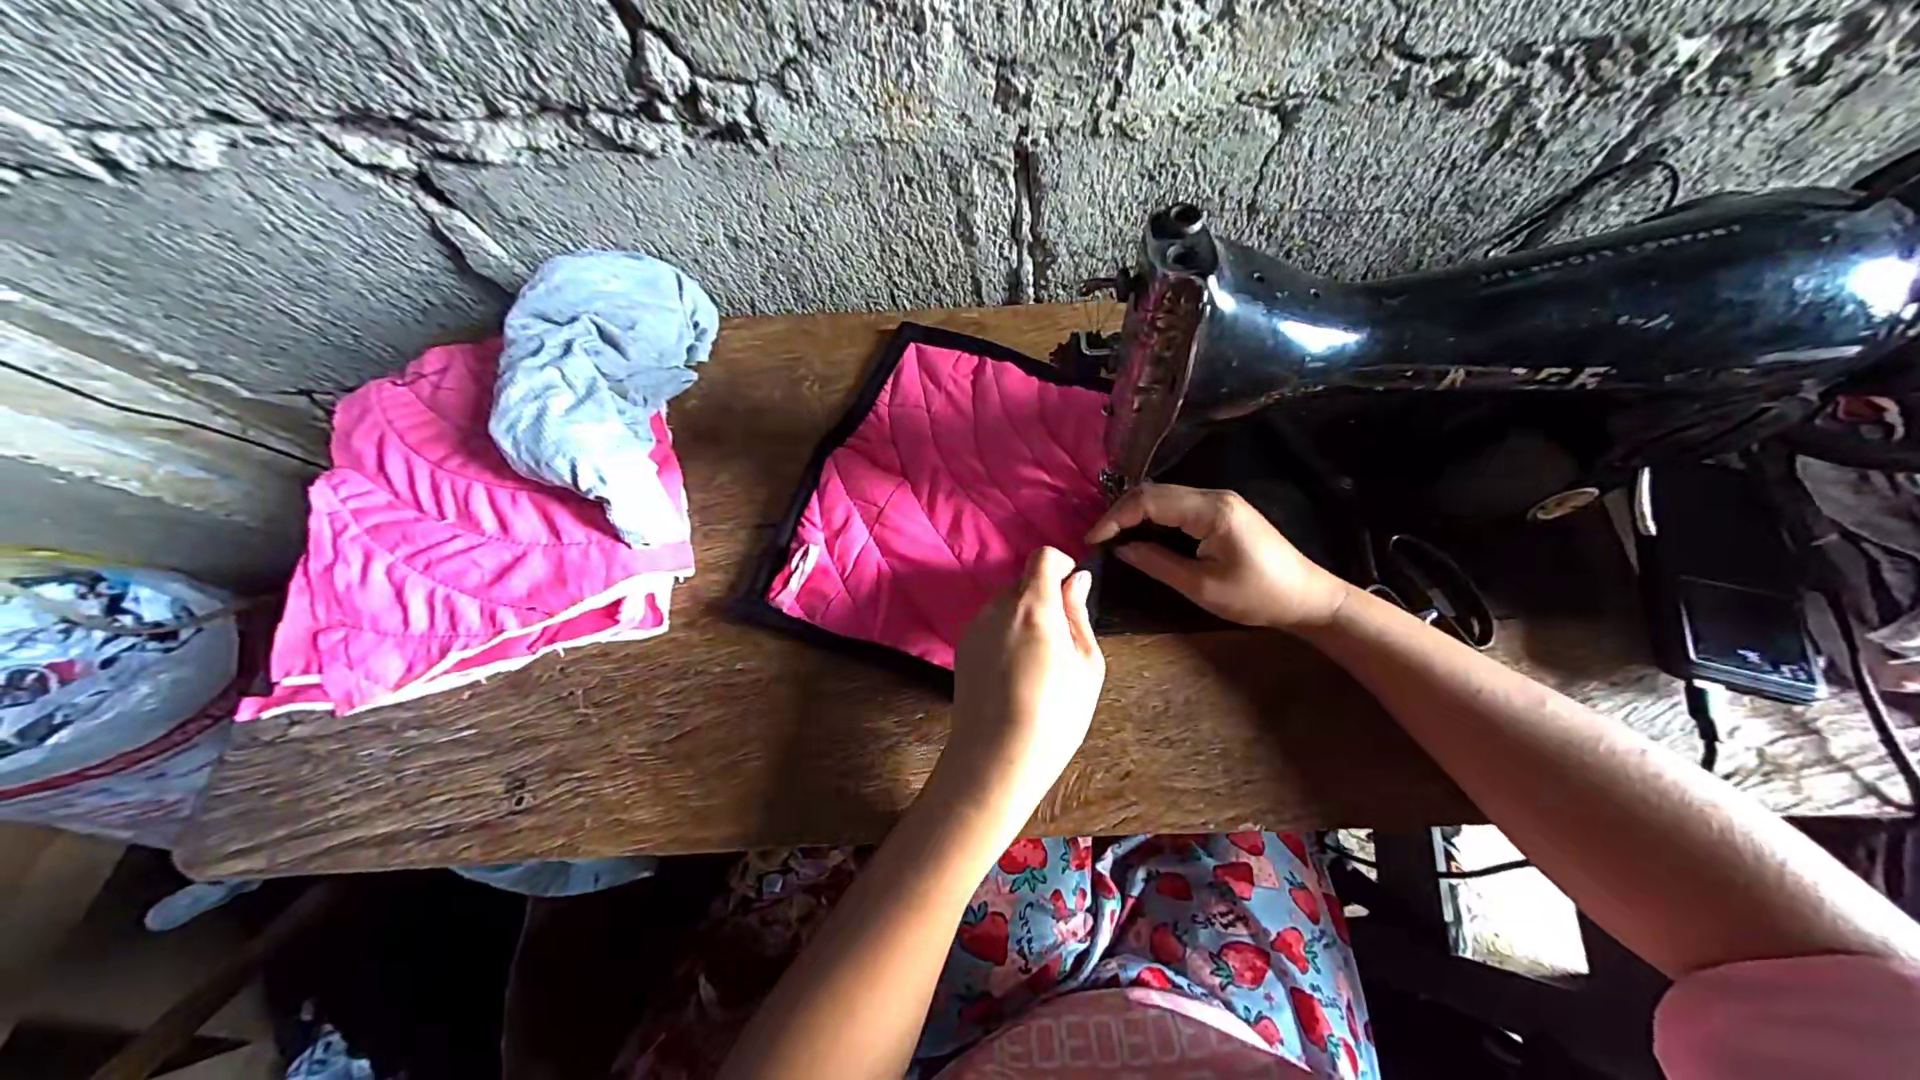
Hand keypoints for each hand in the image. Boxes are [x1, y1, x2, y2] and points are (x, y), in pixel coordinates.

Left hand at [941, 547, 1104, 811]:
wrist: (997, 755)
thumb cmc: (1056, 714)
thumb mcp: (1087, 664)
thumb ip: (1078, 613)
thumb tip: (1077, 580)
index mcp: (1034, 604)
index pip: (1043, 556)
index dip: (1062, 564)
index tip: (1073, 587)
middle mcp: (998, 606)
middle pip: (1024, 581)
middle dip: (1045, 597)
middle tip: (1062, 638)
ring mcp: (976, 625)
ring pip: (1006, 604)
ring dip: (1024, 616)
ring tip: (1039, 661)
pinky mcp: (963, 646)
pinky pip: (991, 625)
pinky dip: (1006, 633)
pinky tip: (1015, 672)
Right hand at [1085, 483, 1350, 629]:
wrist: (1307, 597)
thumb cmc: (1256, 596)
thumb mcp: (1201, 587)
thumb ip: (1157, 563)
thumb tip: (1121, 549)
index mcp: (1211, 510)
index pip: (1149, 501)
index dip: (1114, 518)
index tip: (1092, 540)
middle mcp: (1214, 496)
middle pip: (1154, 492)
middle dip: (1120, 512)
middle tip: (1098, 539)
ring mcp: (1219, 500)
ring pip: (1164, 495)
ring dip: (1135, 513)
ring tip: (1112, 537)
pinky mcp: (1222, 510)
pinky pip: (1177, 504)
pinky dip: (1152, 516)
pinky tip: (1140, 534)